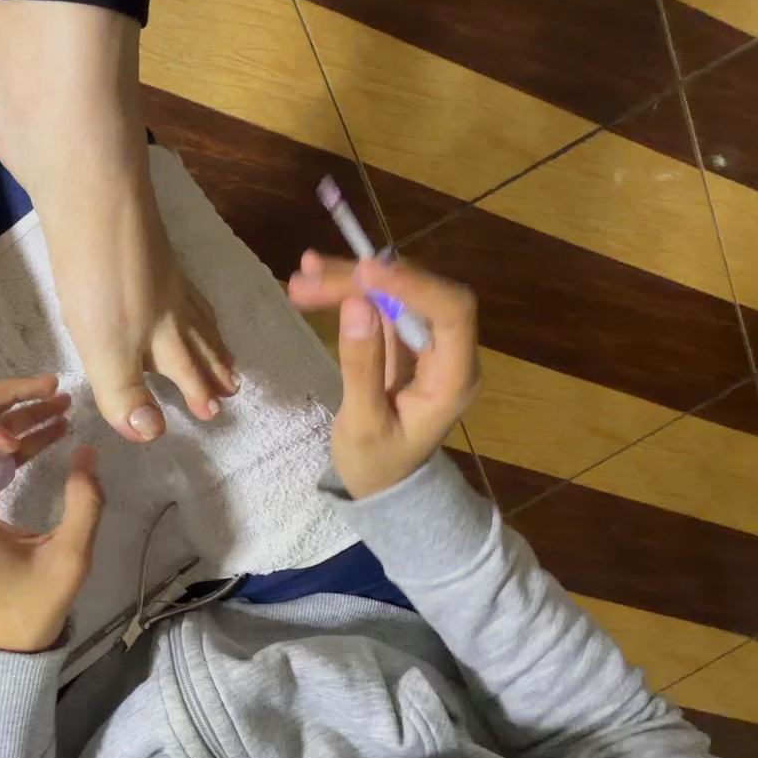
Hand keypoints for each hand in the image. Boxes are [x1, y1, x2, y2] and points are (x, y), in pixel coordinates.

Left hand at [0, 376, 104, 652]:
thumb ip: (84, 503)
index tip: (15, 436)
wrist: (1, 652)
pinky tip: (50, 434)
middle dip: (0, 401)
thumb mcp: (68, 560)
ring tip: (61, 406)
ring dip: (12, 420)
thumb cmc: (28, 610)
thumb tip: (89, 451)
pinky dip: (12, 446)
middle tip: (51, 388)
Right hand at [288, 252, 480, 498]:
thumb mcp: (363, 425)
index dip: (412, 285)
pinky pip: (381, 307)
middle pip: (418, 296)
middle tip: (311, 277)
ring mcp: (426, 346)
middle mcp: (449, 353)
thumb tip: (356, 306)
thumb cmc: (377, 466)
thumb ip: (362, 367)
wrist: (382, 487)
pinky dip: (349, 293)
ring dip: (350, 281)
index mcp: (454, 379)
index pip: (451, 313)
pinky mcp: (404, 343)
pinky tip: (316, 279)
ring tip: (303, 276)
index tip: (365, 270)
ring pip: (395, 296)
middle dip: (365, 280)